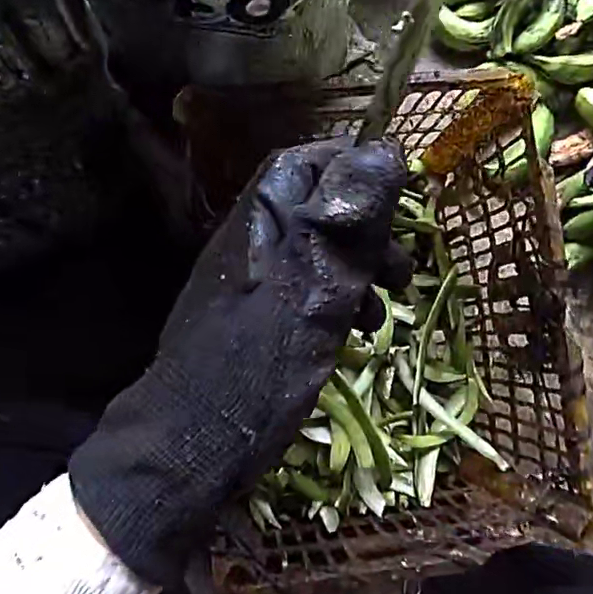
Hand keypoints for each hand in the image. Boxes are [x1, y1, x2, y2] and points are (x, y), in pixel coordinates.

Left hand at [69, 137, 407, 584]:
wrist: (191, 443)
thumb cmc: (257, 366)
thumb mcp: (315, 290)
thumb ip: (347, 221)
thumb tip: (384, 150)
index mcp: (261, 220)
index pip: (309, 162)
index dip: (357, 170)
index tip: (401, 195)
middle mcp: (253, 238)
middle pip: (321, 207)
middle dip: (369, 230)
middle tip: (401, 266)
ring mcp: (254, 278)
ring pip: (322, 251)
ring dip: (363, 268)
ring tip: (393, 298)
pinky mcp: (259, 315)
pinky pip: (310, 289)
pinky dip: (343, 300)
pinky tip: (362, 330)